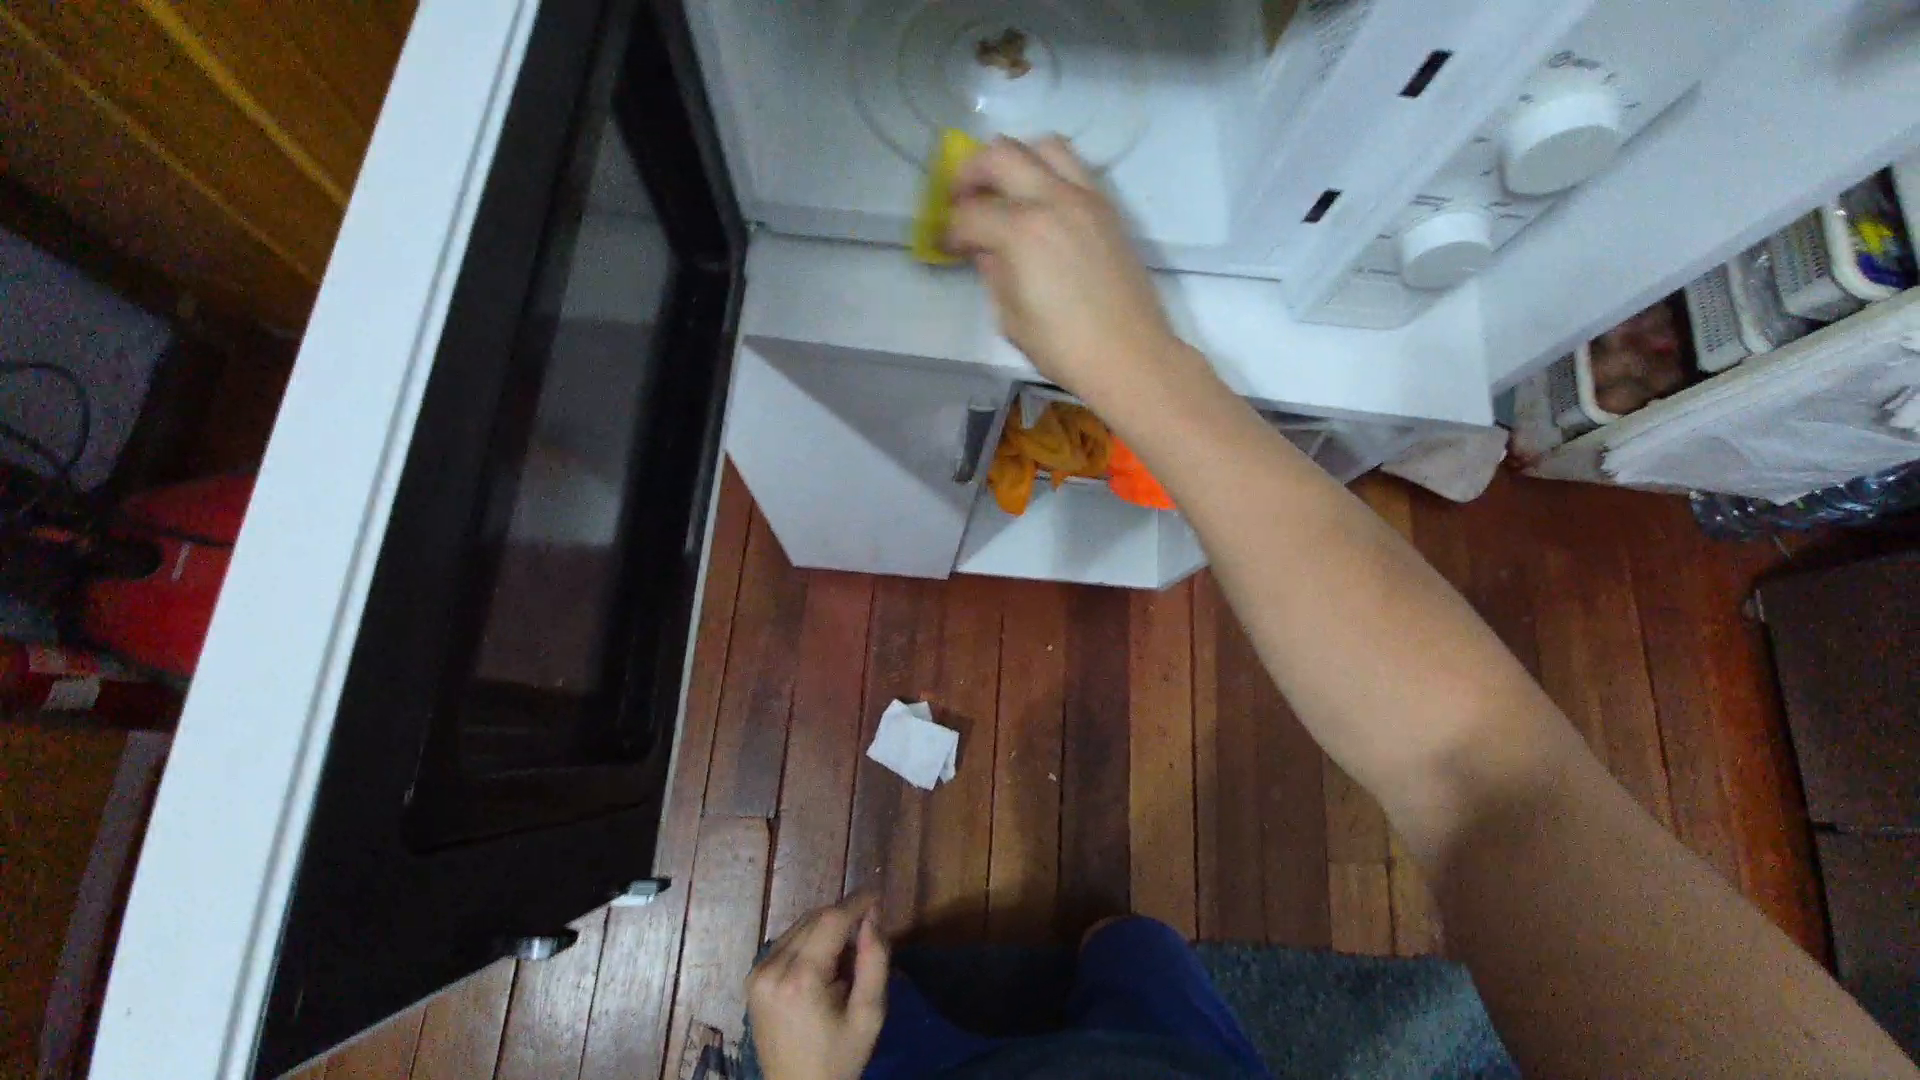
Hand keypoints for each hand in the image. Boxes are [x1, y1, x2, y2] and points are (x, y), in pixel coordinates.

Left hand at [745, 894, 889, 1079]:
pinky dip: (809, 940)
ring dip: (826, 927)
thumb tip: (873, 917)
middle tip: (868, 931)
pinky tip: (823, 963)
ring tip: (846, 955)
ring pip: (800, 926)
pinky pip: (786, 941)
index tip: (878, 894)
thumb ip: (874, 962)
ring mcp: (757, 973)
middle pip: (815, 919)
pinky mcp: (753, 979)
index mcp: (800, 980)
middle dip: (844, 916)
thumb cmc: (838, 1058)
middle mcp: (772, 969)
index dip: (856, 902)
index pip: (831, 920)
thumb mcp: (868, 1015)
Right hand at [946, 136, 1187, 401]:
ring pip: (1044, 146)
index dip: (949, 231)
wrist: (1129, 355)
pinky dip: (1049, 172)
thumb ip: (993, 273)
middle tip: (962, 200)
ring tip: (1005, 190)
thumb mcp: (1011, 317)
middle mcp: (1053, 200)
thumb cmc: (1063, 347)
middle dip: (970, 174)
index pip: (969, 215)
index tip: (946, 246)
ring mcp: (1085, 198)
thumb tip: (984, 249)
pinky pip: (1074, 167)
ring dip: (1015, 159)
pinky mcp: (1107, 208)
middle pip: (1000, 155)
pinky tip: (1040, 205)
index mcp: (1022, 233)